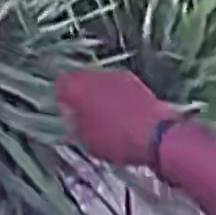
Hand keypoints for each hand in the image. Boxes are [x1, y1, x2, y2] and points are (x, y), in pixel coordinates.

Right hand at [54, 68, 181, 166]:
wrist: (155, 135)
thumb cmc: (116, 141)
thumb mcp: (87, 141)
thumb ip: (74, 122)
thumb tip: (70, 113)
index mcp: (77, 88)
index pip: (60, 83)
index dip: (61, 96)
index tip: (65, 110)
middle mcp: (93, 75)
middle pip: (79, 78)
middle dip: (80, 92)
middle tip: (84, 113)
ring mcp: (113, 74)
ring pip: (98, 79)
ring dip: (97, 91)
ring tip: (105, 112)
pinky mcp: (131, 78)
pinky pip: (115, 83)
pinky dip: (114, 92)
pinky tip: (121, 109)